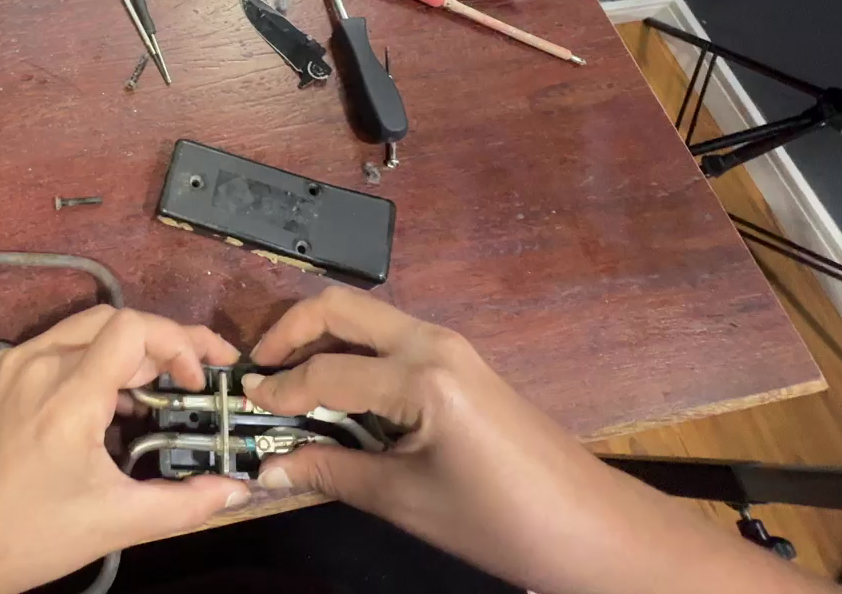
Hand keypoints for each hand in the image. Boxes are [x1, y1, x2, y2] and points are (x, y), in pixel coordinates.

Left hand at [0, 306, 249, 593]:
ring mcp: (17, 360)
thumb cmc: (33, 535)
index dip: (176, 342)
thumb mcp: (115, 522)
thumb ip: (185, 504)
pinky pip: (62, 341)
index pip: (132, 328)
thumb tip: (239, 488)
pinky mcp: (4, 367)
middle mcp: (40, 362)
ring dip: (131, 345)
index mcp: (67, 396)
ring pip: (89, 324)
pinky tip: (111, 393)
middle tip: (194, 376)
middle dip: (163, 341)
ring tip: (160, 382)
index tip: (196, 381)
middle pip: (116, 319)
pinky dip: (97, 354)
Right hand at [245, 287, 839, 593]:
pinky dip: (348, 348)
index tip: (243, 400)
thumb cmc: (501, 523)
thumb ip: (331, 472)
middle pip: (339, 308)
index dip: (279, 390)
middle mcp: (430, 341)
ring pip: (362, 314)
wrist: (597, 533)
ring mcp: (446, 342)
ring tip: (288, 374)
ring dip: (319, 334)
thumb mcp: (407, 501)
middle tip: (259, 366)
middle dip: (289, 330)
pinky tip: (334, 384)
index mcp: (420, 377)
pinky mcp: (455, 355)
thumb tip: (268, 469)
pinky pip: (385, 334)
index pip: (327, 374)